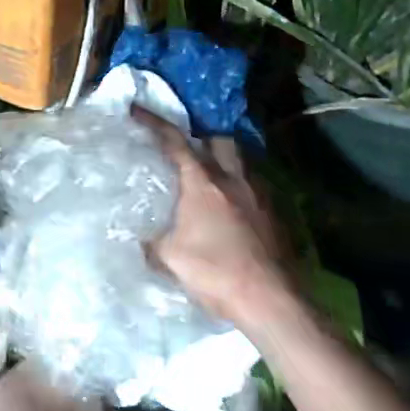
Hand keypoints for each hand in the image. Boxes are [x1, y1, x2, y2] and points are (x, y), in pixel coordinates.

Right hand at [138, 108, 293, 330]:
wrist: (270, 301)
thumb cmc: (215, 271)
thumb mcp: (169, 258)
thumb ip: (151, 240)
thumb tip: (138, 236)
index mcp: (202, 182)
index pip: (174, 141)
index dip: (153, 122)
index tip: (136, 109)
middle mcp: (232, 180)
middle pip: (219, 141)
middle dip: (202, 136)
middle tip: (187, 145)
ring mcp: (257, 196)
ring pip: (240, 163)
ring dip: (224, 161)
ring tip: (209, 175)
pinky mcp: (273, 216)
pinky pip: (253, 188)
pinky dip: (239, 188)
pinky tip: (231, 207)